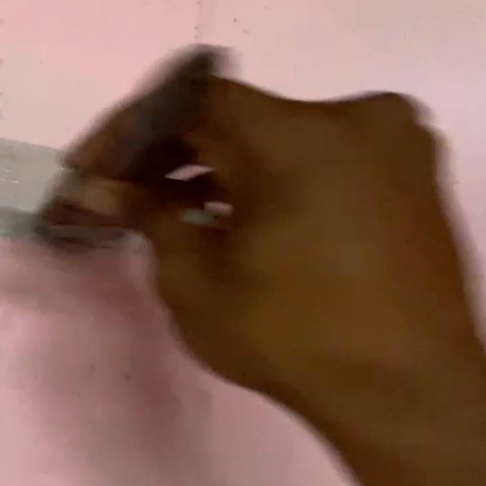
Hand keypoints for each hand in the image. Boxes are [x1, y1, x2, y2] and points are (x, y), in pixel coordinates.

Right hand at [56, 75, 485, 424]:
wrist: (402, 385)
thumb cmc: (284, 330)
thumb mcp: (192, 274)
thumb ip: (144, 214)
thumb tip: (90, 189)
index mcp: (302, 137)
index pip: (194, 100)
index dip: (127, 129)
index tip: (84, 170)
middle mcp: (356, 120)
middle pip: (230, 117)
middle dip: (158, 152)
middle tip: (104, 192)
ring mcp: (387, 145)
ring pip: (266, 138)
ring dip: (201, 167)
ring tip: (146, 209)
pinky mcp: (399, 174)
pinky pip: (305, 157)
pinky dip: (249, 178)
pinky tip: (207, 213)